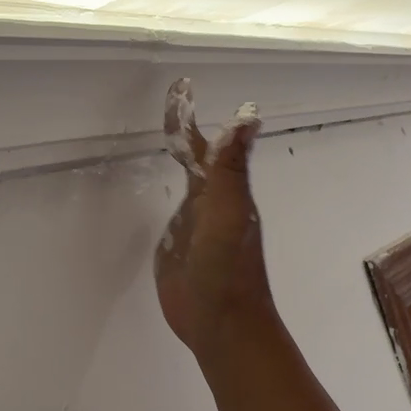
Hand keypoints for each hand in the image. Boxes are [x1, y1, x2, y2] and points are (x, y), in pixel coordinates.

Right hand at [155, 79, 274, 357]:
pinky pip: (171, 207)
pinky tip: (163, 188)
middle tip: (172, 103)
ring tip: (169, 136)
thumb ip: (229, 169)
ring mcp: (194, 225)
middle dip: (183, 129)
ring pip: (186, 180)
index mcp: (221, 191)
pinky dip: (166, 189)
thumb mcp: (228, 213)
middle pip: (194, 157)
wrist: (222, 324)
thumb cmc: (226, 269)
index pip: (202, 144)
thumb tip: (247, 116)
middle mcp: (210, 202)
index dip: (189, 117)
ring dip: (178, 156)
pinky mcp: (177, 246)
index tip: (180, 86)